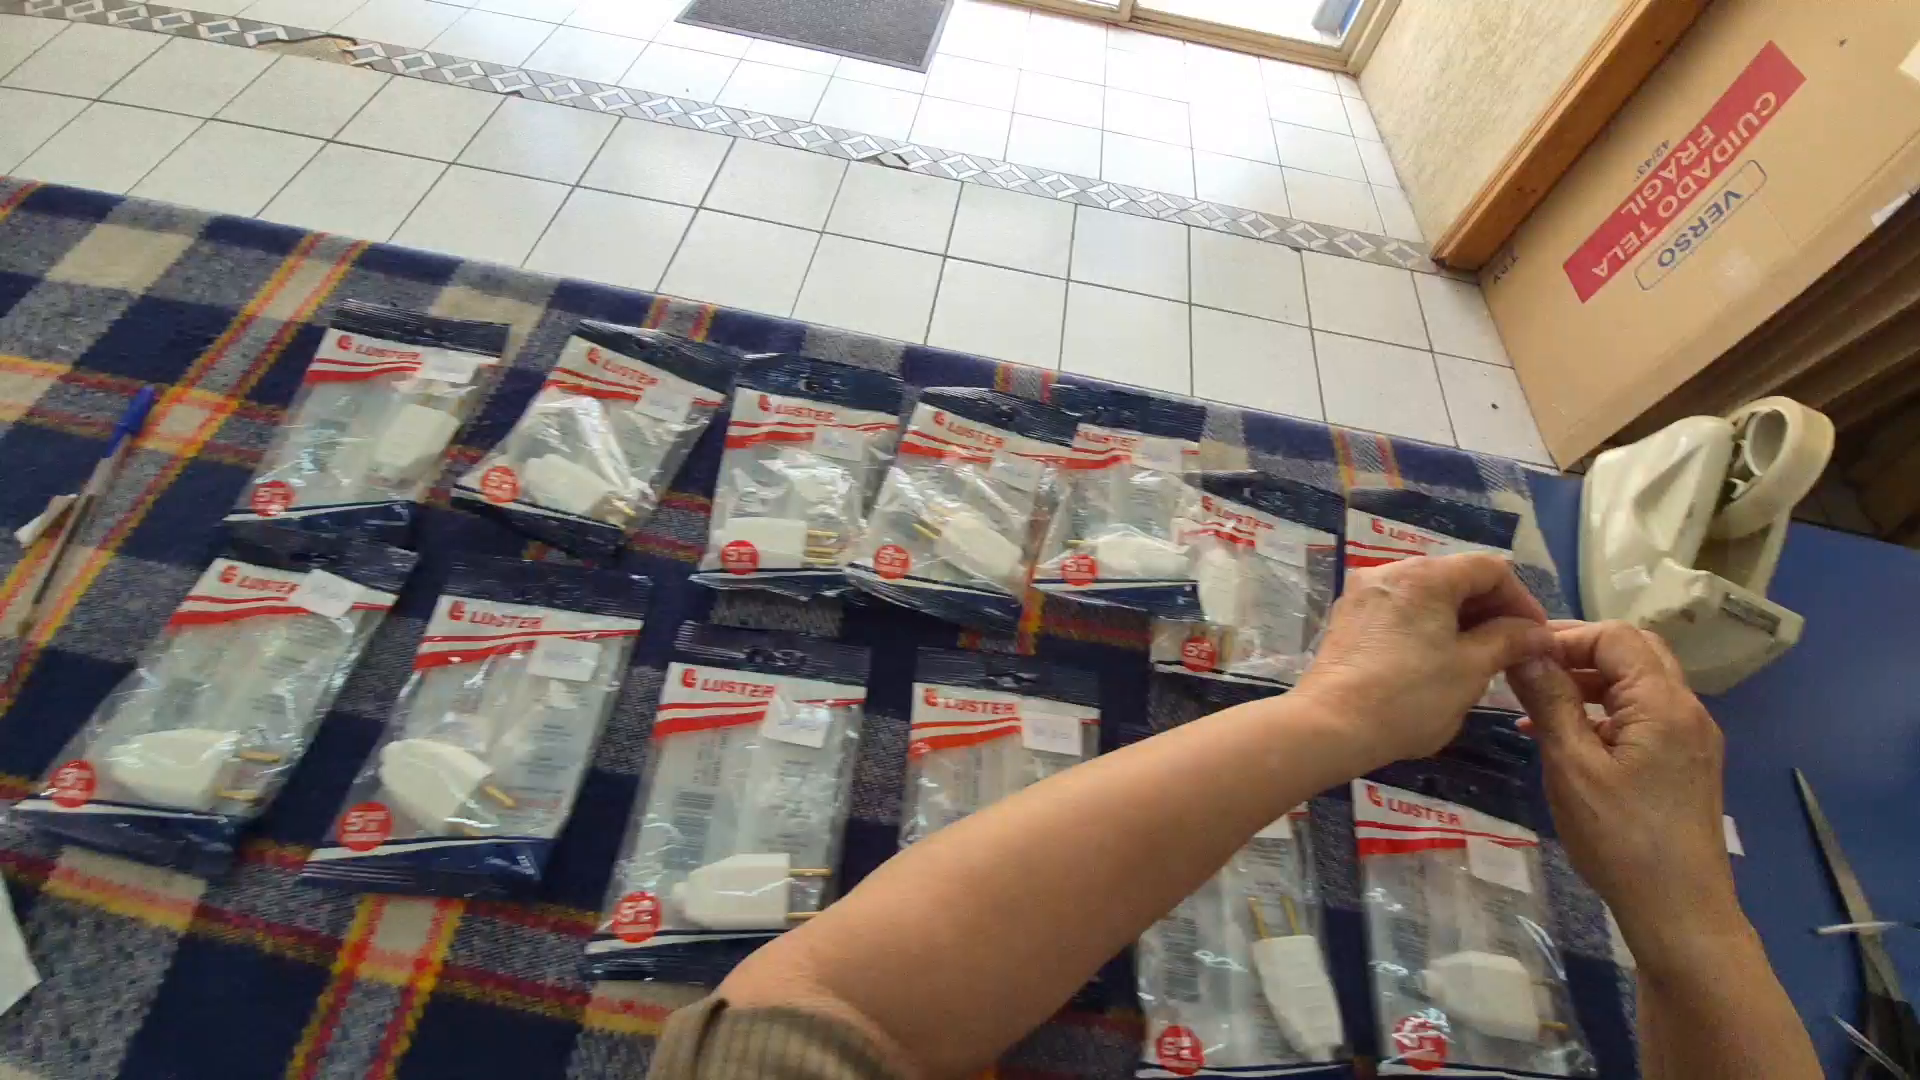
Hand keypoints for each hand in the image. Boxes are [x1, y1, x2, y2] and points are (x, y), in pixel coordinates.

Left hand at [1294, 553, 1552, 768]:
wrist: (1333, 722)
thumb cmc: (1410, 694)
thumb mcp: (1472, 668)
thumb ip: (1509, 641)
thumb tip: (1536, 633)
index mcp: (1421, 575)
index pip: (1488, 569)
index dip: (1521, 600)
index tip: (1536, 637)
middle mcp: (1386, 573)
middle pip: (1453, 577)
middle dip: (1489, 610)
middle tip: (1514, 650)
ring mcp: (1361, 595)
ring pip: (1425, 595)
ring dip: (1459, 620)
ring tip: (1481, 658)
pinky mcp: (1347, 618)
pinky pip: (1398, 611)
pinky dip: (1426, 626)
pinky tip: (1440, 658)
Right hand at [1505, 621, 1742, 967]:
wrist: (1677, 909)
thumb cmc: (1618, 835)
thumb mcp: (1571, 763)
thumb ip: (1548, 701)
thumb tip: (1522, 651)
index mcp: (1664, 707)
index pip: (1616, 638)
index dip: (1564, 636)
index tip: (1517, 654)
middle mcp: (1686, 712)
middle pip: (1633, 651)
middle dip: (1575, 649)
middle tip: (1524, 665)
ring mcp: (1686, 738)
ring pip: (1634, 680)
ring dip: (1583, 677)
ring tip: (1531, 697)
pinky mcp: (1677, 760)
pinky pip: (1636, 711)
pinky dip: (1596, 705)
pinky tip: (1556, 729)